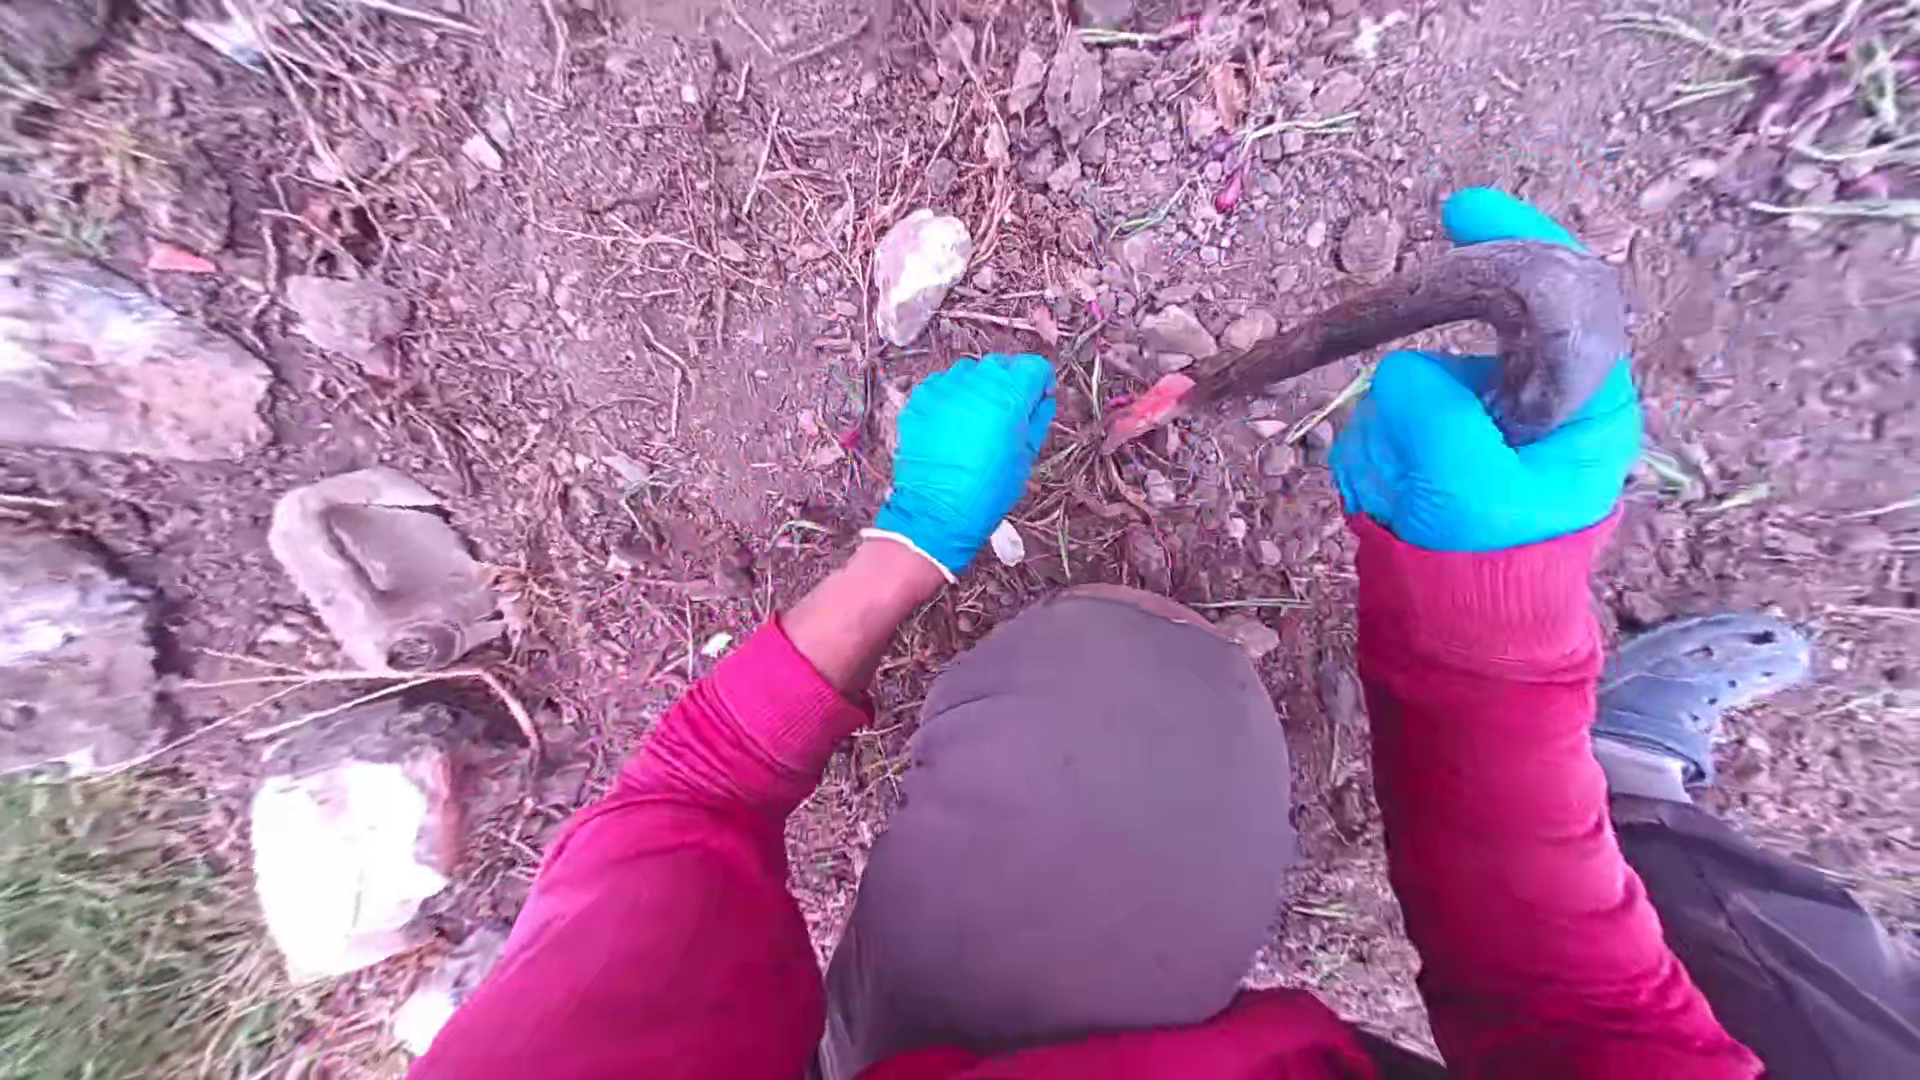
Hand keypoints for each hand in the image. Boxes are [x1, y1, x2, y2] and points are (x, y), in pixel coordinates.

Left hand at [869, 353, 1056, 576]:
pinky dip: (950, 401)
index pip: (1034, 367)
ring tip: (976, 422)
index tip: (1037, 399)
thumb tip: (1041, 399)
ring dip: (978, 390)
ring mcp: (944, 389)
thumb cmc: (986, 492)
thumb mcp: (1025, 458)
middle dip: (1008, 385)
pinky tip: (951, 428)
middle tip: (1006, 415)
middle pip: (1001, 366)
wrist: (937, 513)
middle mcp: (976, 383)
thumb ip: (1036, 420)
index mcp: (1009, 396)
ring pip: (969, 374)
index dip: (1039, 384)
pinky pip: (942, 388)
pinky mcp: (920, 400)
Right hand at [1329, 189, 1642, 551]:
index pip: (1560, 301)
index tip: (1459, 209)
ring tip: (1398, 492)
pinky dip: (1366, 455)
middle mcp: (1519, 402)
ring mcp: (1461, 423)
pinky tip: (1383, 489)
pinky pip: (1373, 423)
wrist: (1449, 609)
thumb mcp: (1469, 488)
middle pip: (1450, 351)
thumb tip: (1398, 365)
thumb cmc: (1483, 555)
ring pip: (1396, 393)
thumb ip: (1438, 417)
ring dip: (1382, 442)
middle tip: (1405, 450)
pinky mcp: (1419, 443)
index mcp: (1577, 402)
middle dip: (1412, 402)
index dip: (1515, 246)